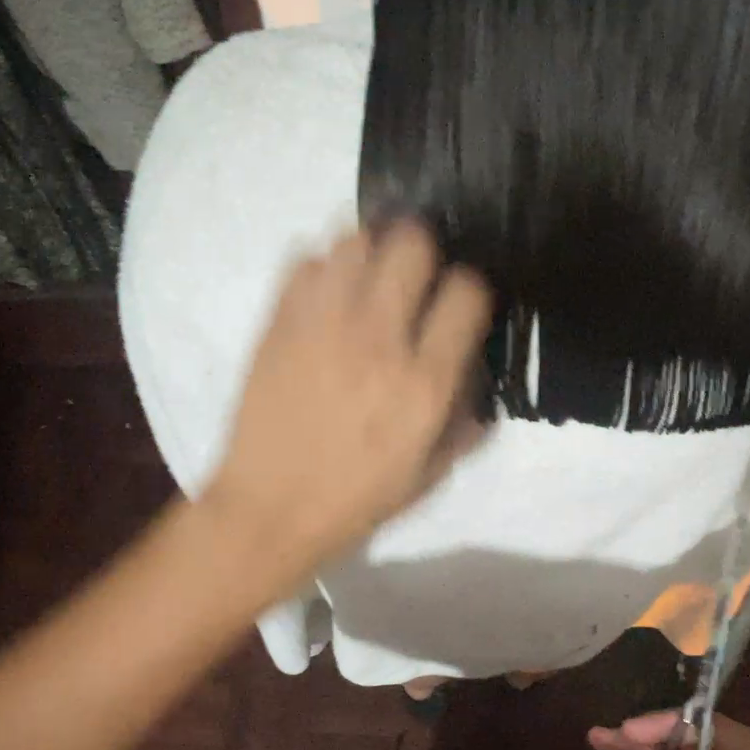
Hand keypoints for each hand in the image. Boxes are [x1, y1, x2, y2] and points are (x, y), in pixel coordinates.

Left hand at [208, 222, 492, 558]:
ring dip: (370, 254)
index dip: (469, 291)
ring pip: (355, 240)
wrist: (270, 509)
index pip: (467, 292)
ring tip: (368, 283)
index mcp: (424, 383)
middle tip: (414, 280)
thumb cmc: (355, 500)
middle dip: (422, 254)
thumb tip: (479, 393)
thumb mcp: (427, 476)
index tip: (458, 307)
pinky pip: (304, 260)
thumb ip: (463, 429)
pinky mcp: (278, 322)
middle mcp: (378, 340)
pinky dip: (322, 270)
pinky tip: (325, 300)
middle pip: (411, 244)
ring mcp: (323, 324)